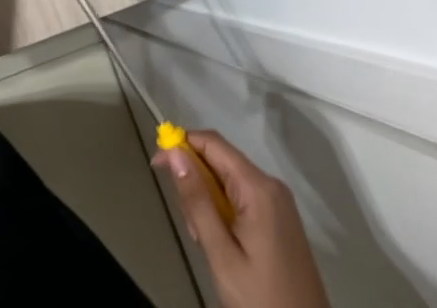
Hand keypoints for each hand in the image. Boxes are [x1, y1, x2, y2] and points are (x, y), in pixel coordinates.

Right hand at [154, 130, 330, 307]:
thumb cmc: (260, 296)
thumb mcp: (220, 252)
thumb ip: (197, 200)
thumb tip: (175, 152)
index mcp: (258, 188)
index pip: (213, 144)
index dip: (181, 145)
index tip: (157, 165)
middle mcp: (271, 185)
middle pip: (220, 160)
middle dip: (195, 182)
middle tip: (190, 224)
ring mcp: (278, 202)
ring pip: (228, 180)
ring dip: (208, 200)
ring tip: (206, 241)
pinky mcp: (279, 217)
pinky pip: (242, 197)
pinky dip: (223, 210)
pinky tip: (221, 241)